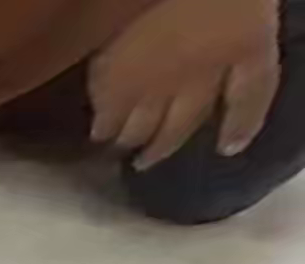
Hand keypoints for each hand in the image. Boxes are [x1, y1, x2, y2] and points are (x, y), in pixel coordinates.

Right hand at [89, 0, 279, 168]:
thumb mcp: (243, 3)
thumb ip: (235, 33)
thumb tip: (222, 61)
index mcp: (248, 43)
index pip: (252, 93)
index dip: (243, 124)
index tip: (229, 149)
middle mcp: (201, 74)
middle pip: (185, 123)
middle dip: (166, 147)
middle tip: (147, 161)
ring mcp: (153, 85)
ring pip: (142, 128)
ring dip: (130, 141)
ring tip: (119, 146)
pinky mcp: (112, 90)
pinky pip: (107, 121)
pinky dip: (103, 130)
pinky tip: (98, 131)